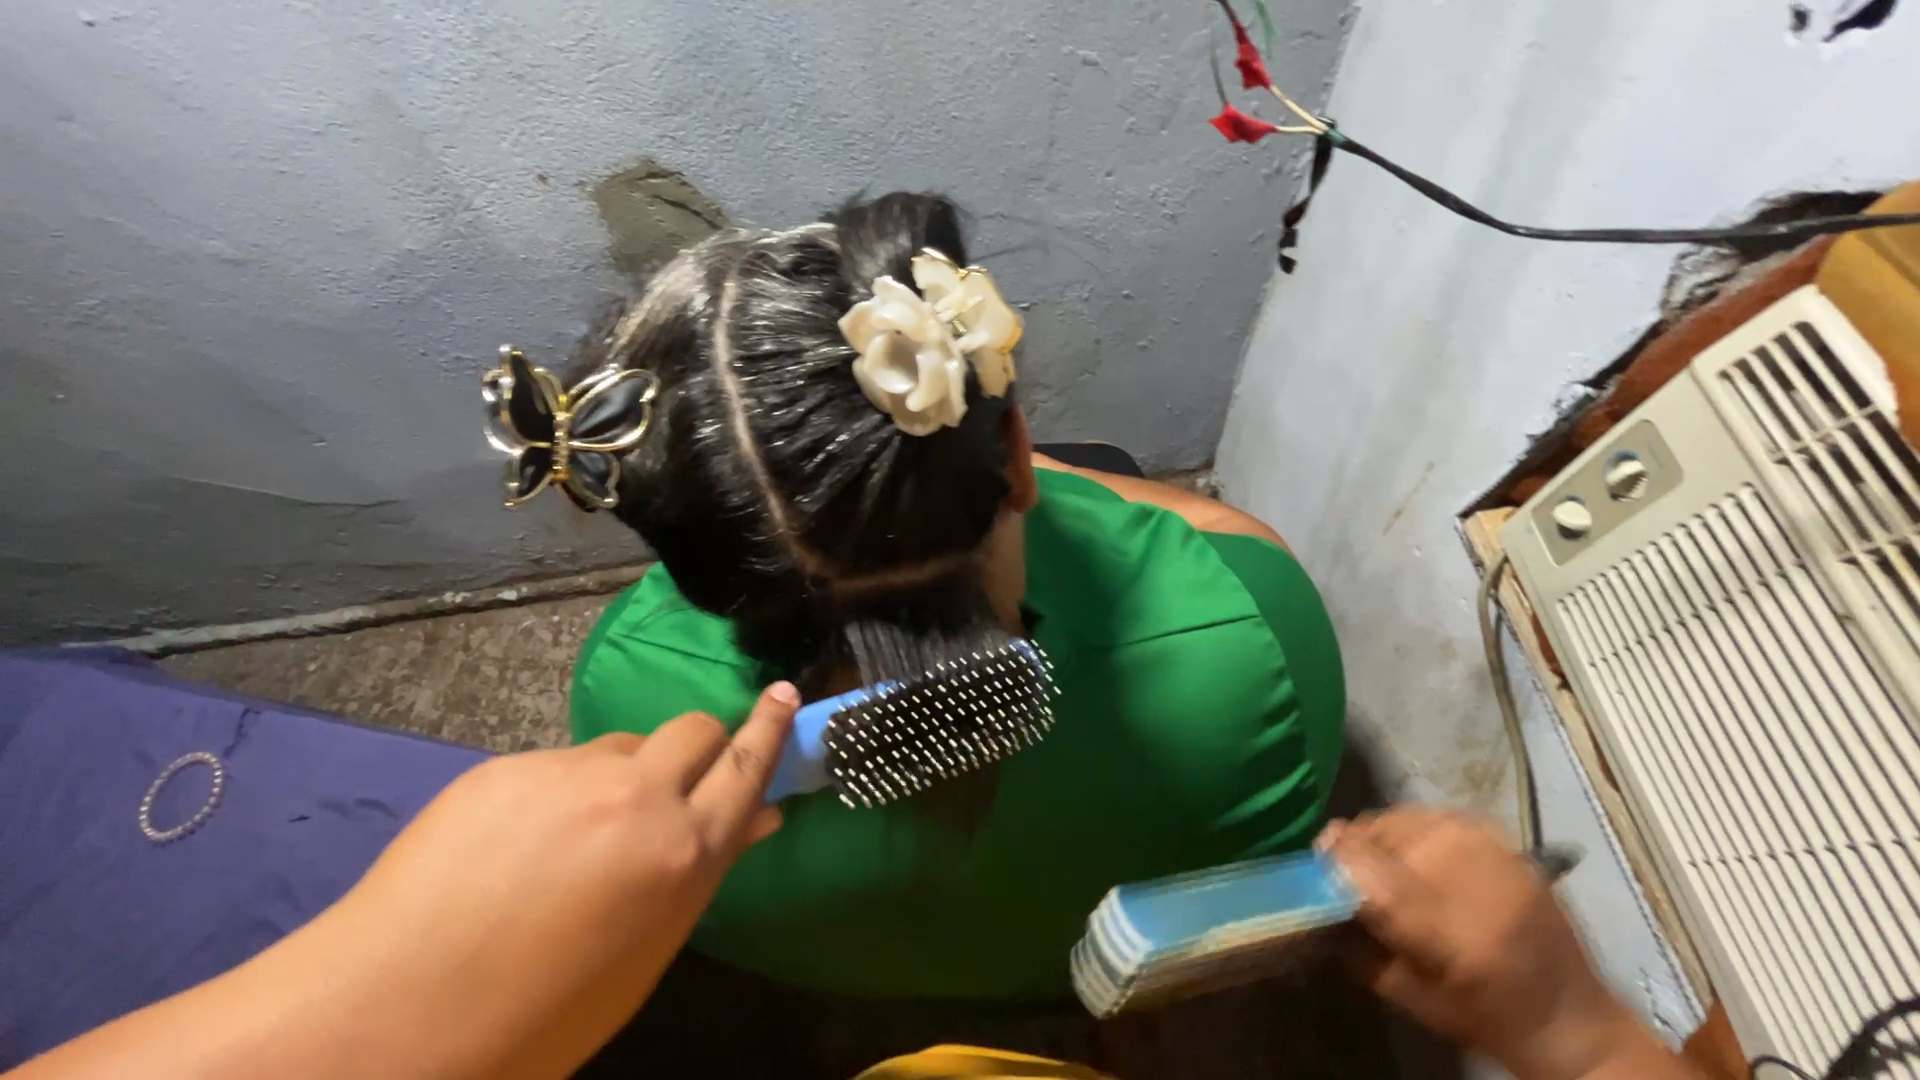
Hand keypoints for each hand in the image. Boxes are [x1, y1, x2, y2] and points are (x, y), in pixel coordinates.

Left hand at [311, 681, 799, 1077]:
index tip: (784, 691)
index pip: (747, 768)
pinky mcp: (508, 767)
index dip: (770, 726)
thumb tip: (753, 819)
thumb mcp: (646, 951)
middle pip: (695, 730)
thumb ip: (702, 872)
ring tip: (578, 837)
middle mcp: (639, 798)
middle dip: (701, 747)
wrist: (390, 1022)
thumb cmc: (542, 1015)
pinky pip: (560, 765)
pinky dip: (561, 794)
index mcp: (683, 854)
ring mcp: (570, 774)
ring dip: (626, 776)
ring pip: (625, 746)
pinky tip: (515, 847)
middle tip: (678, 786)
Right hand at [1320, 808, 1653, 1079]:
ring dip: (1379, 836)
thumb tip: (1311, 889)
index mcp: (1453, 934)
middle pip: (1382, 833)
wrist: (1573, 1017)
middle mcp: (1476, 879)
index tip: (1316, 865)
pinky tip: (1412, 852)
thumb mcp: (1408, 994)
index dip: (1336, 861)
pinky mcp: (1504, 838)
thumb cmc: (1483, 1016)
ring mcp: (1495, 851)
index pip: (1373, 872)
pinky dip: (1410, 829)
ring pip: (1403, 816)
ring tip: (1377, 860)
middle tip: (1342, 866)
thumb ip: (1355, 941)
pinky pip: (1432, 815)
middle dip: (1354, 847)